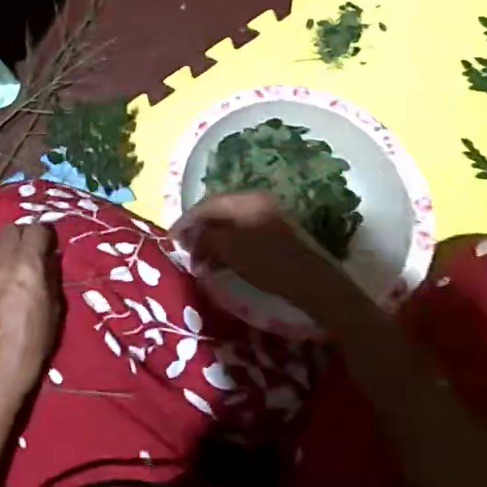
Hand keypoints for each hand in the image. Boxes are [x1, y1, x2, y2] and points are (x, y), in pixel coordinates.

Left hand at [0, 224, 58, 403]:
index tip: (49, 245)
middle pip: (10, 228)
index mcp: (27, 264)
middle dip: (22, 235)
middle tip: (29, 251)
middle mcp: (1, 259)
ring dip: (3, 247)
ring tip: (9, 263)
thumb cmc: (31, 344)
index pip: (37, 229)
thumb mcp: (54, 310)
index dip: (45, 235)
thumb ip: (51, 278)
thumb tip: (49, 260)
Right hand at [170, 192, 371, 327]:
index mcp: (247, 199)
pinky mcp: (274, 239)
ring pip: (229, 228)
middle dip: (198, 233)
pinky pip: (241, 238)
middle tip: (184, 252)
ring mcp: (268, 220)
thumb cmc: (269, 263)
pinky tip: (218, 266)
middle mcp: (257, 203)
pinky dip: (226, 250)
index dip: (187, 220)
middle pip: (218, 214)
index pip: (208, 204)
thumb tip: (189, 234)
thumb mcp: (231, 248)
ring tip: (199, 265)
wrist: (314, 286)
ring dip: (211, 244)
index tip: (172, 238)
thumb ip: (206, 236)